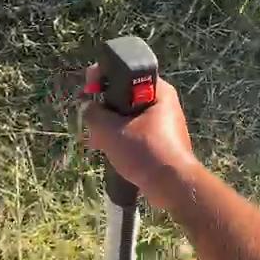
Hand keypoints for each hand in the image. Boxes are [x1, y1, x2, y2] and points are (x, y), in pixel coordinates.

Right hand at [81, 63, 202, 205]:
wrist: (171, 186)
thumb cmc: (144, 151)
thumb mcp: (110, 130)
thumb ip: (94, 114)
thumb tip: (87, 107)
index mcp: (159, 91)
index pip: (128, 74)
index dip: (104, 78)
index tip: (89, 86)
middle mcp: (164, 104)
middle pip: (126, 98)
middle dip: (104, 109)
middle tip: (90, 118)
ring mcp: (163, 125)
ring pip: (128, 118)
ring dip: (110, 127)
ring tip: (96, 140)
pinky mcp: (161, 143)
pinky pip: (135, 134)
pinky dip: (121, 139)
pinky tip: (108, 151)